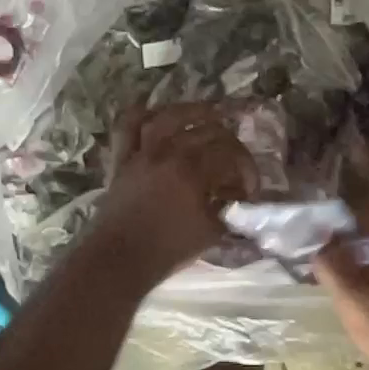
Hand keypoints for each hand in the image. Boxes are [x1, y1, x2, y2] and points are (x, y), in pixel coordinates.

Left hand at [89, 103, 258, 284]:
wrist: (120, 259)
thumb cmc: (168, 250)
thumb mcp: (211, 233)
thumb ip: (230, 211)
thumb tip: (239, 200)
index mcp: (193, 170)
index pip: (231, 155)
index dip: (247, 168)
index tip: (249, 190)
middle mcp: (168, 152)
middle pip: (207, 131)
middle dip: (229, 143)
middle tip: (235, 159)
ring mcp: (142, 153)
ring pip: (168, 117)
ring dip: (192, 110)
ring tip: (208, 113)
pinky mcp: (122, 160)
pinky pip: (127, 127)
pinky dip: (140, 114)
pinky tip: (154, 111)